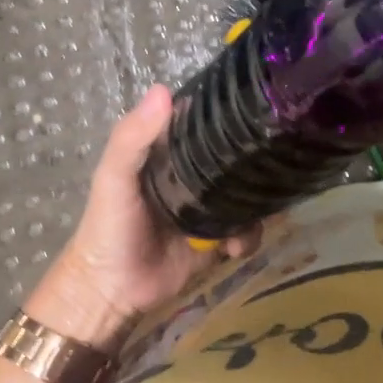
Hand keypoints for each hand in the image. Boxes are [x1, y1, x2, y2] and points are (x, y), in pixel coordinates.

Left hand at [24, 86, 253, 348]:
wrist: (110, 293)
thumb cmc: (108, 227)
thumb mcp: (114, 177)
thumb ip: (133, 138)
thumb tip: (163, 89)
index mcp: (171, 151)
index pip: (205, 120)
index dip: (229, 111)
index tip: (257, 104)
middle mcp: (195, 173)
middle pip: (237, 155)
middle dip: (257, 159)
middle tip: (274, 161)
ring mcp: (211, 205)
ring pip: (250, 191)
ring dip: (259, 201)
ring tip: (252, 213)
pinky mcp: (220, 237)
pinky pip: (248, 229)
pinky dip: (250, 236)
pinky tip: (234, 247)